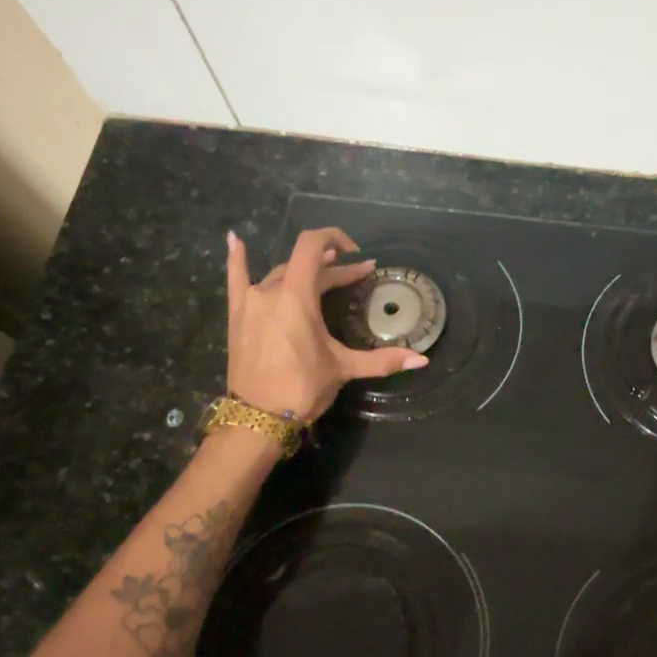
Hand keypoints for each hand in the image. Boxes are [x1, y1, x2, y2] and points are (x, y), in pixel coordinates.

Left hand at [224, 227, 427, 419]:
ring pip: (280, 274)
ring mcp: (250, 302)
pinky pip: (235, 279)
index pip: (313, 247)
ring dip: (302, 270)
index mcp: (296, 297)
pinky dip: (236, 258)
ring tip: (321, 269)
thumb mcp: (344, 369)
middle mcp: (270, 291)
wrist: (258, 417)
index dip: (335, 240)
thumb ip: (383, 360)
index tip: (358, 256)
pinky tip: (234, 239)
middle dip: (332, 269)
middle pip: (303, 266)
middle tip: (355, 276)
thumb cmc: (303, 387)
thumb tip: (421, 359)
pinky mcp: (237, 315)